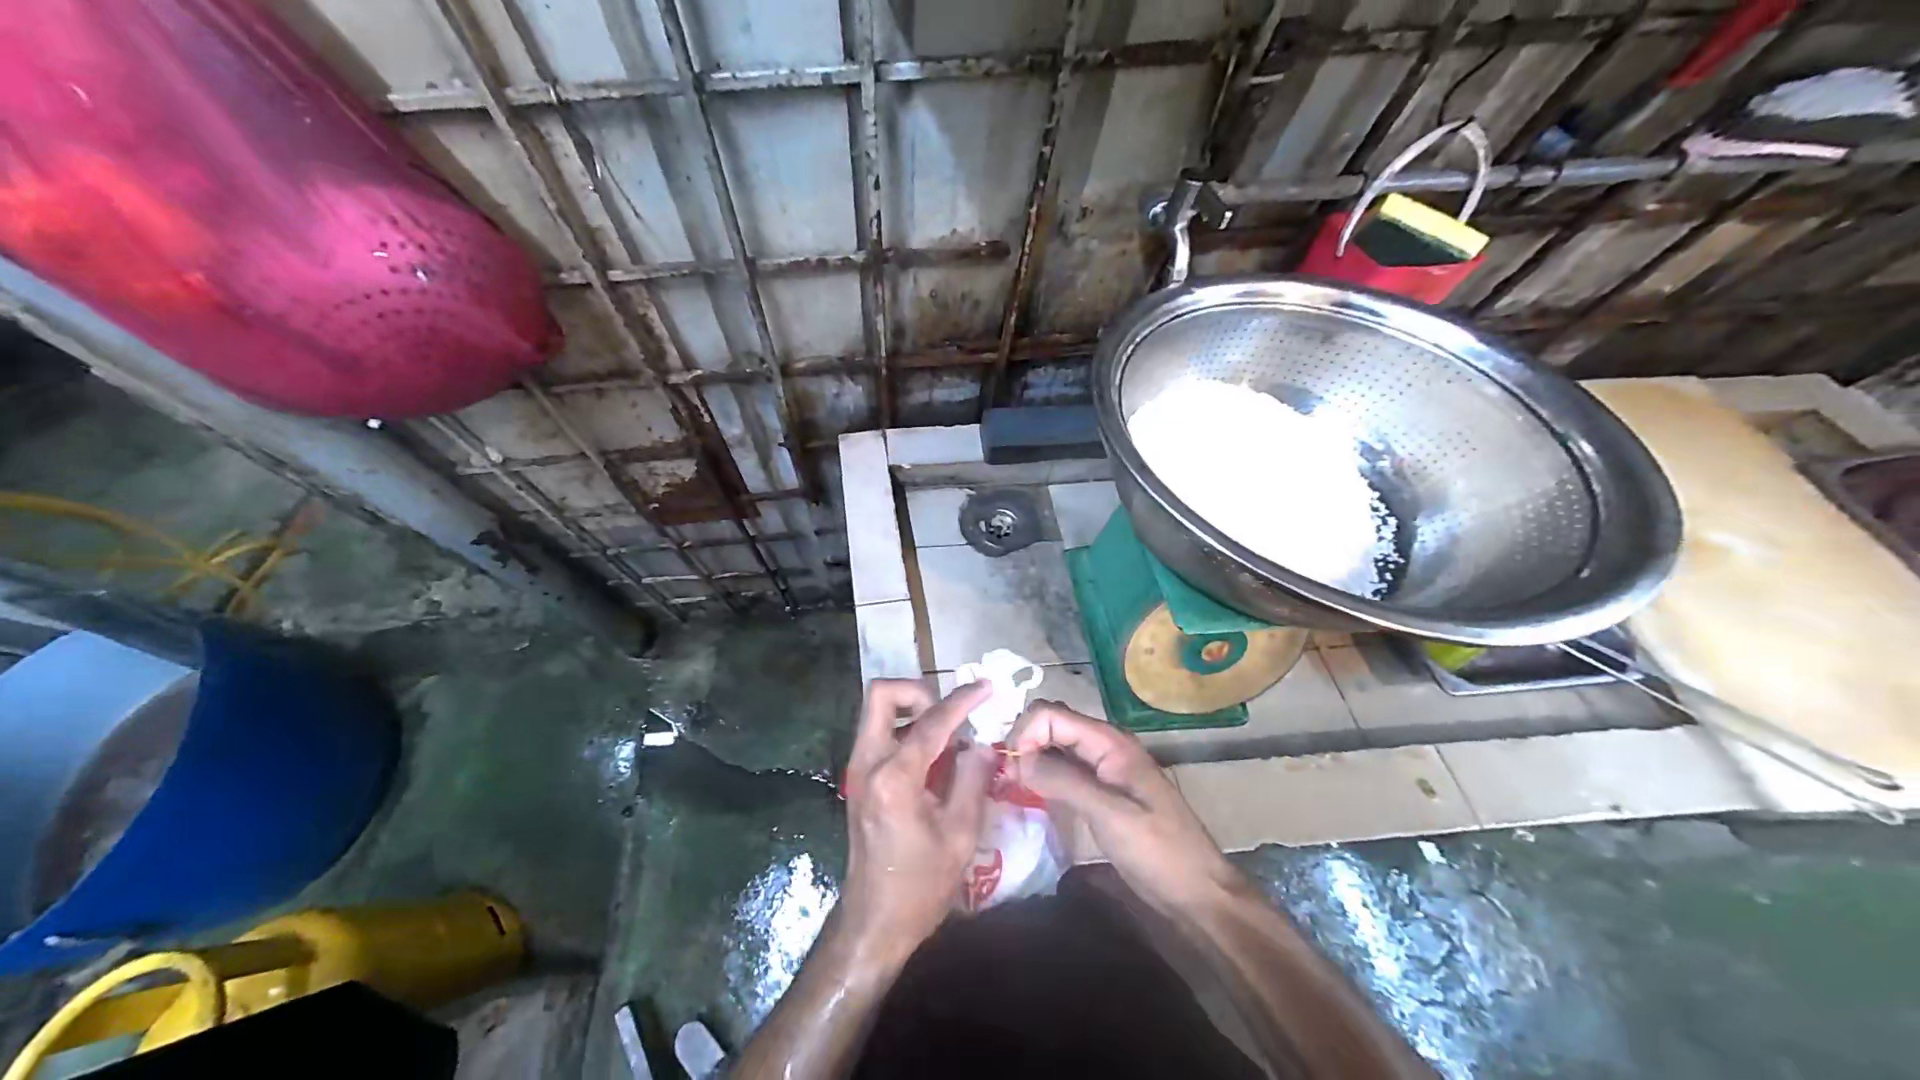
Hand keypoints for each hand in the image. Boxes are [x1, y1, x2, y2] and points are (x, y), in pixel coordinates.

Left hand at [836, 679, 995, 969]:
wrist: (875, 921)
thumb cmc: (921, 885)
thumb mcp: (960, 834)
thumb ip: (973, 779)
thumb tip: (981, 743)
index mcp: (894, 778)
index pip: (931, 722)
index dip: (963, 701)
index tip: (987, 687)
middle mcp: (868, 763)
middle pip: (882, 695)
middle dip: (920, 693)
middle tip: (951, 715)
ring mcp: (858, 770)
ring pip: (878, 711)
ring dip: (913, 711)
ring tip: (949, 738)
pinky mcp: (859, 779)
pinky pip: (880, 734)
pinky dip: (906, 731)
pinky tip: (935, 758)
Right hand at [1007, 701, 1244, 916]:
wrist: (1197, 891)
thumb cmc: (1159, 851)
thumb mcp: (1110, 816)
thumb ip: (1064, 782)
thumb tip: (1018, 760)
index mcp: (1110, 742)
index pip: (1052, 714)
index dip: (1026, 733)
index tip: (1011, 768)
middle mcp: (1104, 746)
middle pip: (1052, 724)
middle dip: (1024, 741)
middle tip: (1005, 777)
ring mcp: (1103, 768)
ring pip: (1056, 746)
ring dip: (1031, 757)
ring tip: (1010, 785)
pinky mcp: (1100, 790)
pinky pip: (1064, 769)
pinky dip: (1043, 775)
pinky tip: (1029, 794)